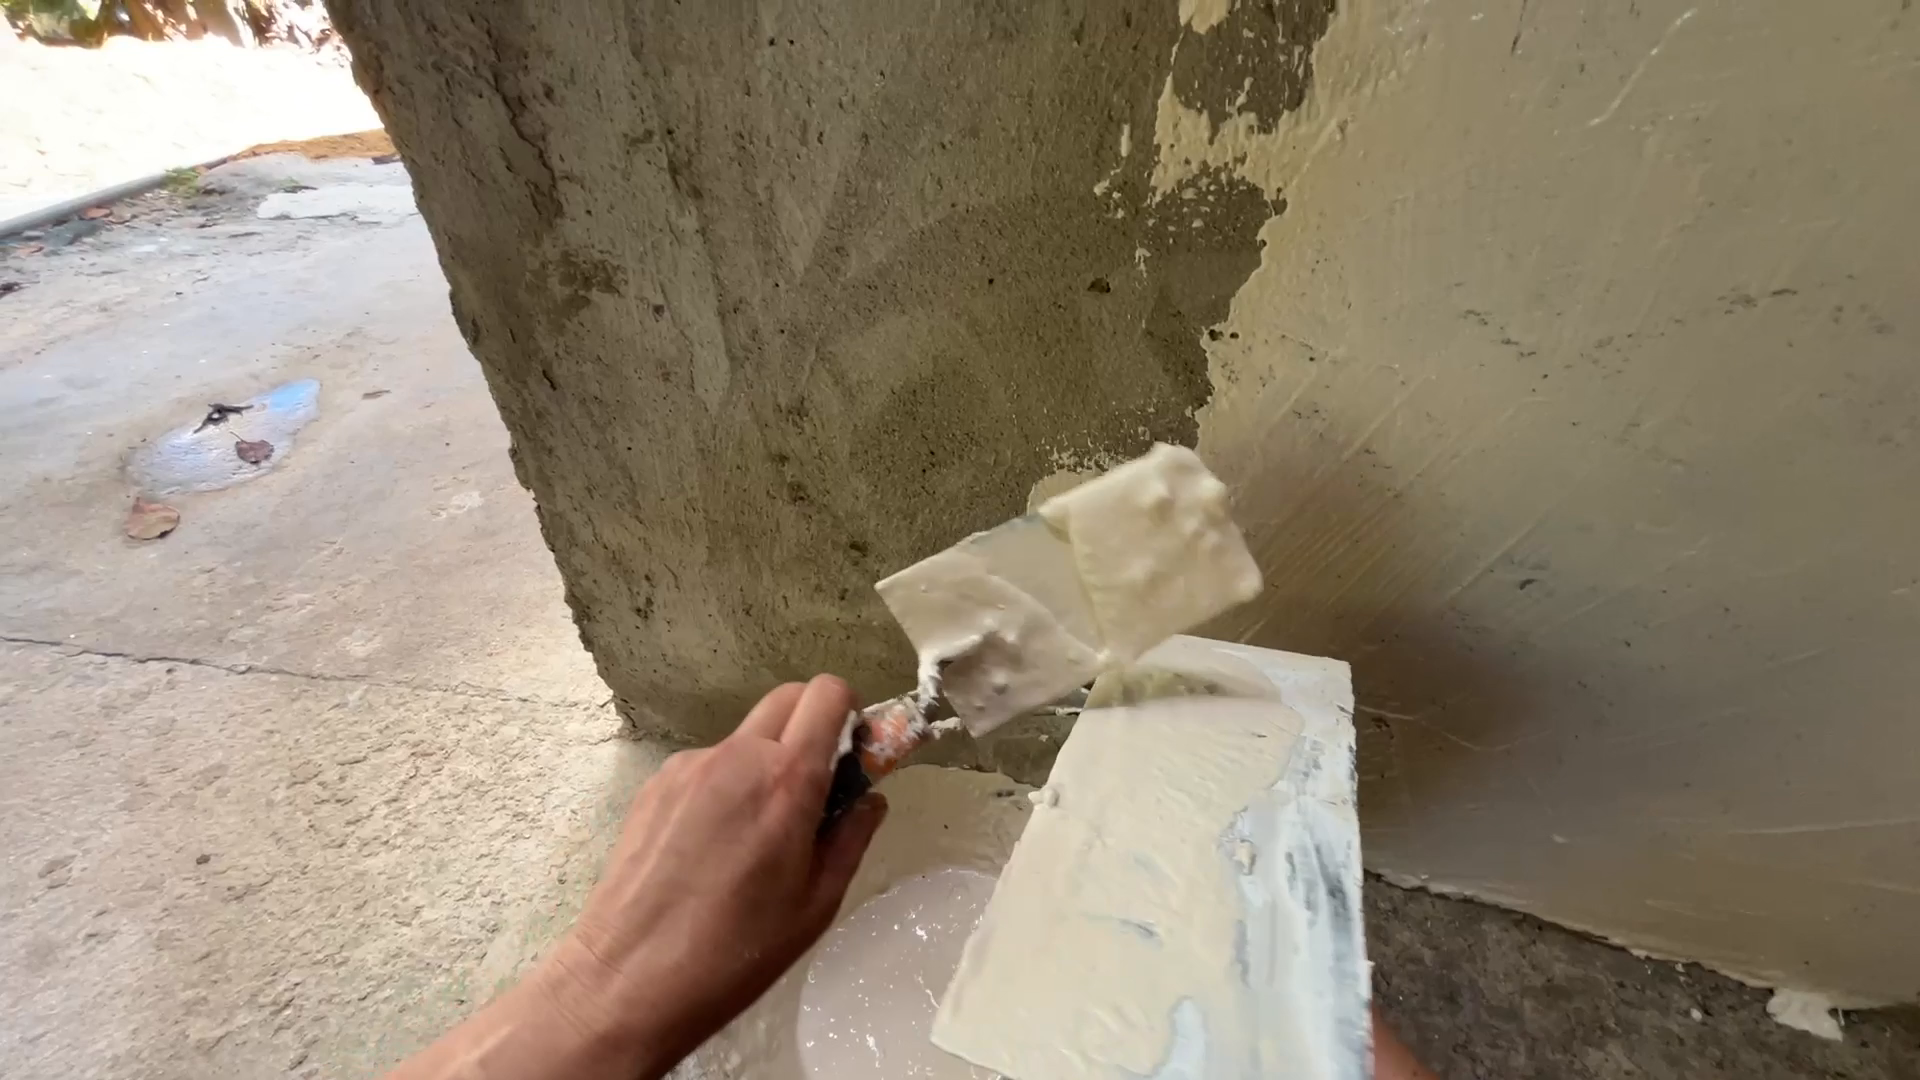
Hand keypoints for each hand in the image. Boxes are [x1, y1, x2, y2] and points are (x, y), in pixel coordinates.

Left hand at [533, 675, 889, 1075]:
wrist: (622, 983)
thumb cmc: (736, 952)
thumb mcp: (817, 903)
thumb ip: (852, 836)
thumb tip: (869, 798)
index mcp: (787, 780)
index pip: (828, 694)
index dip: (850, 709)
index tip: (852, 749)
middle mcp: (739, 755)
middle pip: (790, 696)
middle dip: (813, 722)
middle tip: (814, 780)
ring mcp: (692, 764)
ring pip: (749, 734)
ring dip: (768, 757)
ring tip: (754, 828)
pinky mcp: (657, 782)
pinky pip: (711, 762)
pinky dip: (727, 781)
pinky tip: (711, 842)